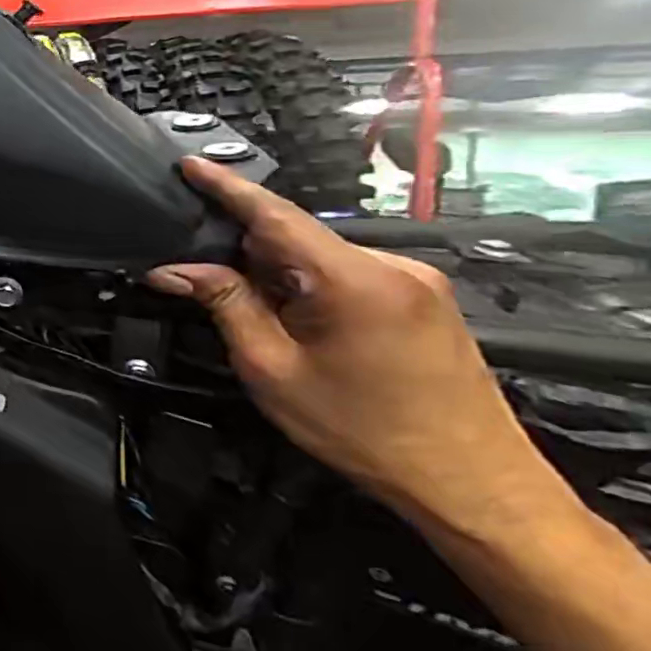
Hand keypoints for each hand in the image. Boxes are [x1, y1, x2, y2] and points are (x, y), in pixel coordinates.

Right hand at [147, 156, 573, 534]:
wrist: (475, 487)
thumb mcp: (273, 369)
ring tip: (256, 310)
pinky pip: (347, 270)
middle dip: (245, 246)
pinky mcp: (424, 296)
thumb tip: (175, 269)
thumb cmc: (366, 433)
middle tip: (202, 268)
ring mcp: (414, 279)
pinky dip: (310, 282)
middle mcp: (390, 266)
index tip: (190, 164)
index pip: (274, 214)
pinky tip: (299, 319)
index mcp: (352, 280)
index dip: (225, 186)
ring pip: (319, 254)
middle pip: (295, 235)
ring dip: (279, 270)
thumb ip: (225, 304)